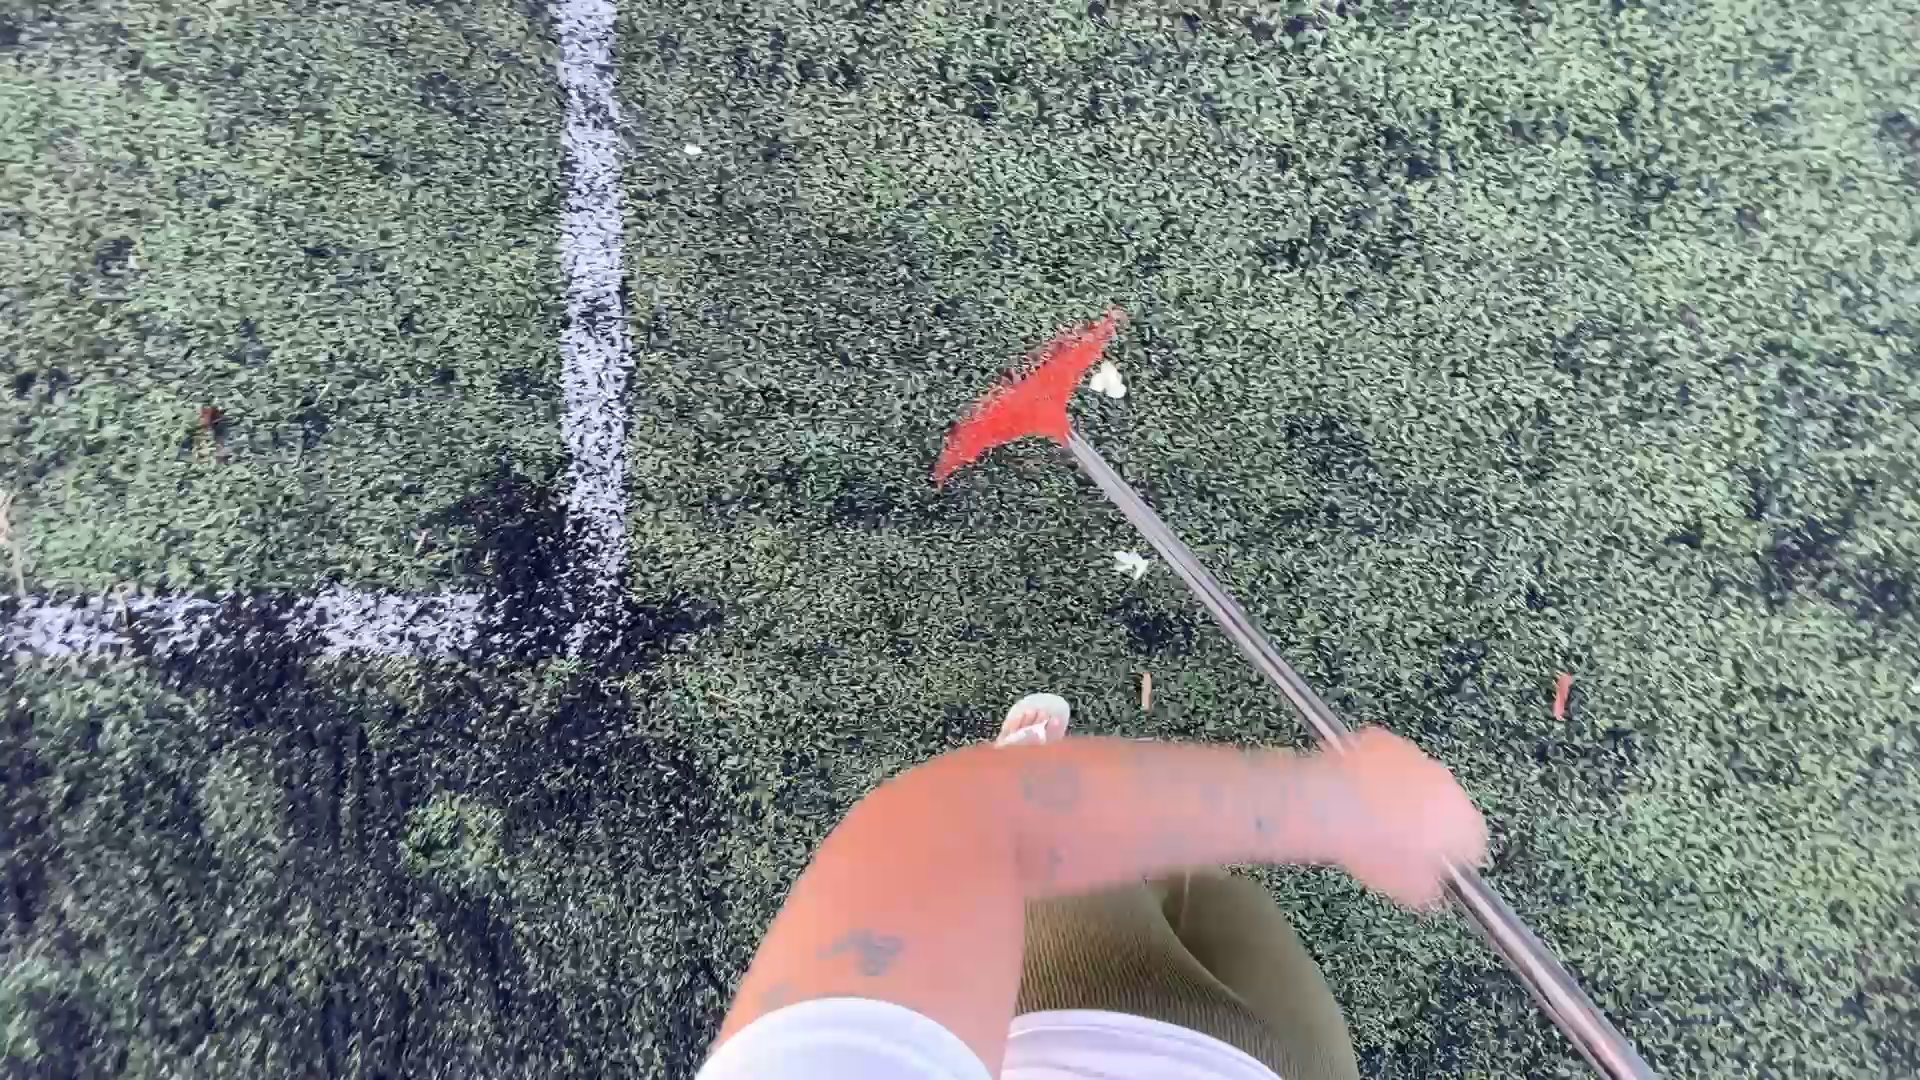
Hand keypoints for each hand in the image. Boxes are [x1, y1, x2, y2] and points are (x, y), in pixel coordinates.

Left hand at [1313, 727, 1488, 908]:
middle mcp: (1448, 784)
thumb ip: (1430, 887)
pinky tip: (1353, 781)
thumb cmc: (1373, 850)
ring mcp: (1413, 755)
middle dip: (1425, 817)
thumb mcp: (1408, 889)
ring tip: (1368, 807)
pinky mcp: (1381, 737)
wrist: (1331, 804)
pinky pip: (1384, 754)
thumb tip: (1428, 884)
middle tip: (1393, 834)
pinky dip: (1373, 765)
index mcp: (1465, 823)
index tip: (1427, 860)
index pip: (1472, 841)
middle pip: (1444, 804)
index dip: (1449, 852)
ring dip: (1400, 788)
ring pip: (1415, 776)